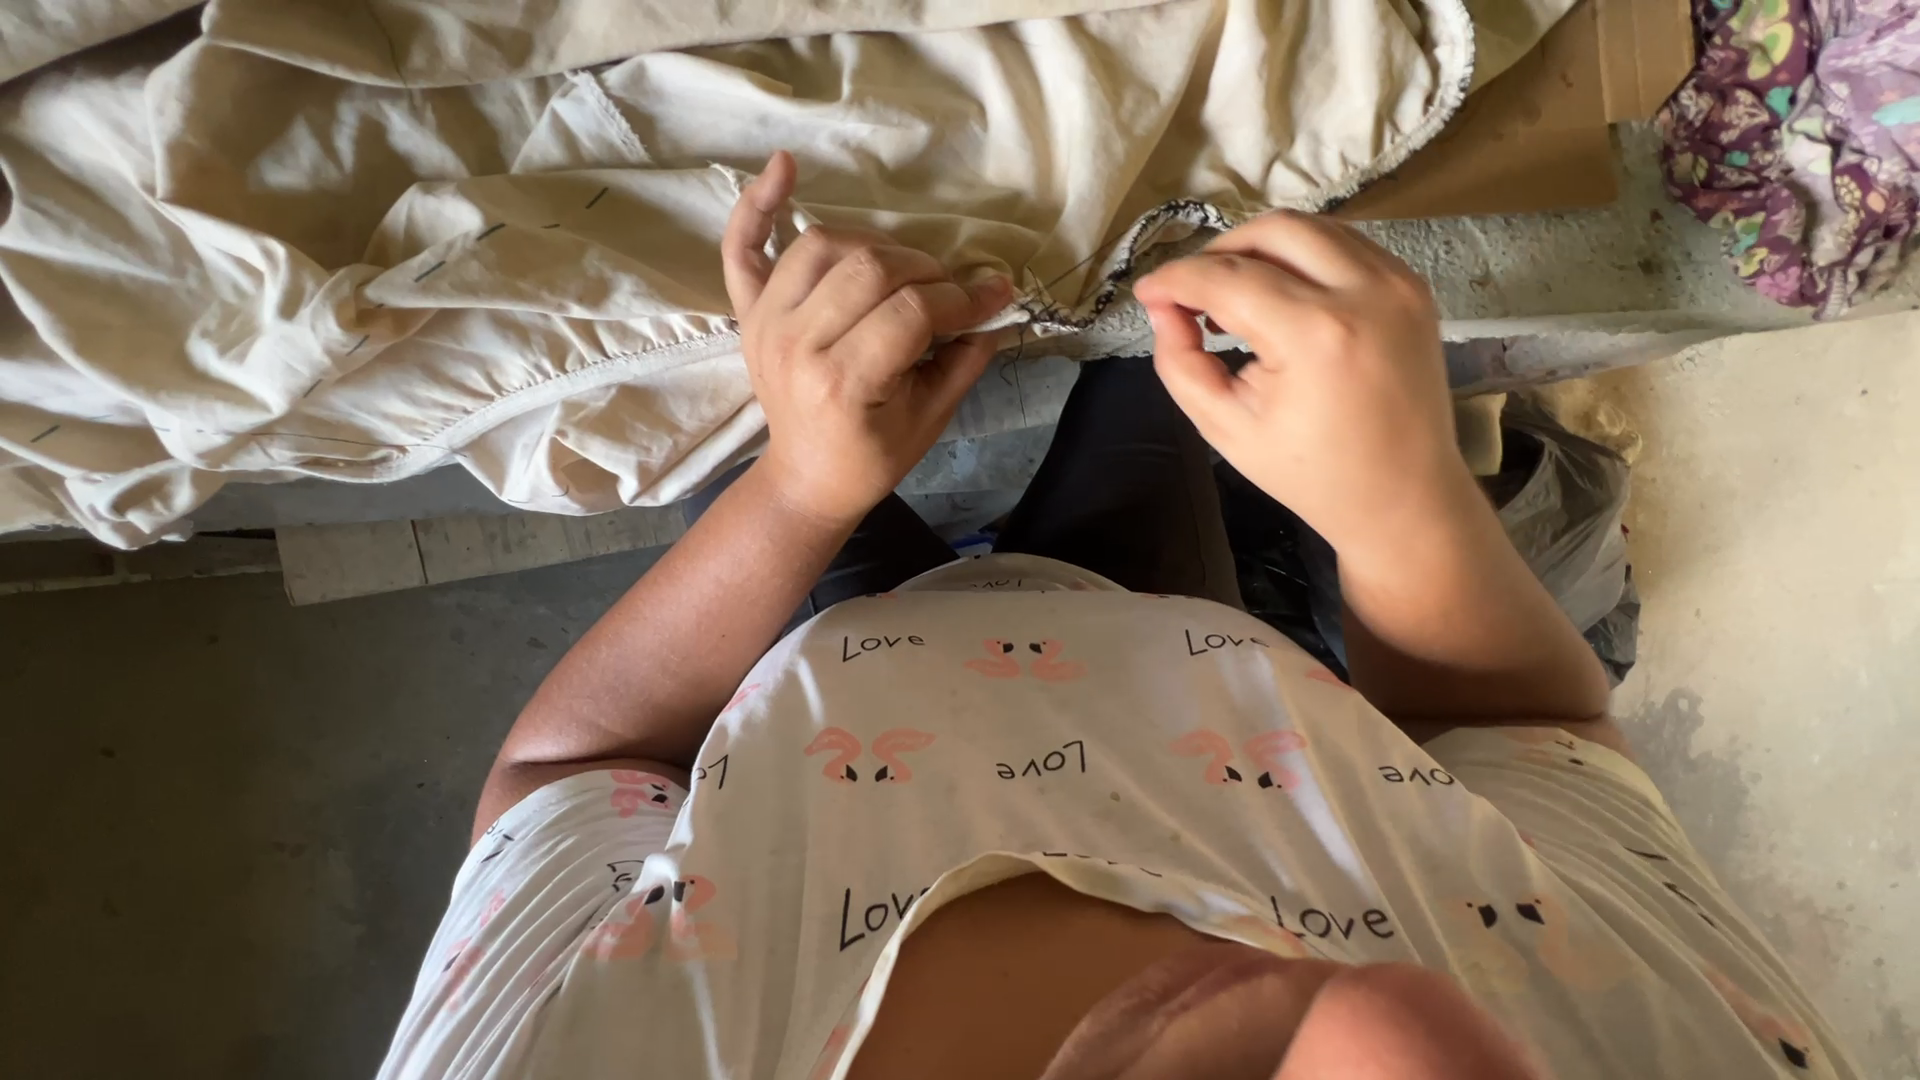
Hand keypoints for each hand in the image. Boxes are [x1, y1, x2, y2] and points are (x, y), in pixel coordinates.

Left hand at [721, 151, 1011, 524]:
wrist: (808, 478)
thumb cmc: (872, 458)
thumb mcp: (930, 421)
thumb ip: (964, 361)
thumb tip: (996, 304)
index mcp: (843, 382)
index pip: (912, 312)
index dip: (962, 299)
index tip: (994, 297)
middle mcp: (796, 344)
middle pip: (871, 268)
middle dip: (927, 272)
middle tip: (949, 293)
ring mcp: (765, 322)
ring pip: (824, 244)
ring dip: (876, 246)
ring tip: (904, 271)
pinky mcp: (749, 312)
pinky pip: (743, 247)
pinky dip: (758, 204)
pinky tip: (785, 166)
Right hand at [1133, 211, 1475, 564]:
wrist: (1401, 495)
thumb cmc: (1307, 472)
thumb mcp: (1223, 427)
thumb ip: (1180, 363)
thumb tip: (1163, 310)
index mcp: (1315, 335)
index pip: (1228, 278)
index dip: (1176, 279)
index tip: (1146, 292)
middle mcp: (1364, 291)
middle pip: (1272, 231)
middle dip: (1218, 253)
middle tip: (1189, 292)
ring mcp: (1398, 282)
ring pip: (1312, 229)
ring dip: (1258, 250)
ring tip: (1229, 295)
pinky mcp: (1412, 286)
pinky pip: (1344, 245)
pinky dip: (1300, 258)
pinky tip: (1277, 295)